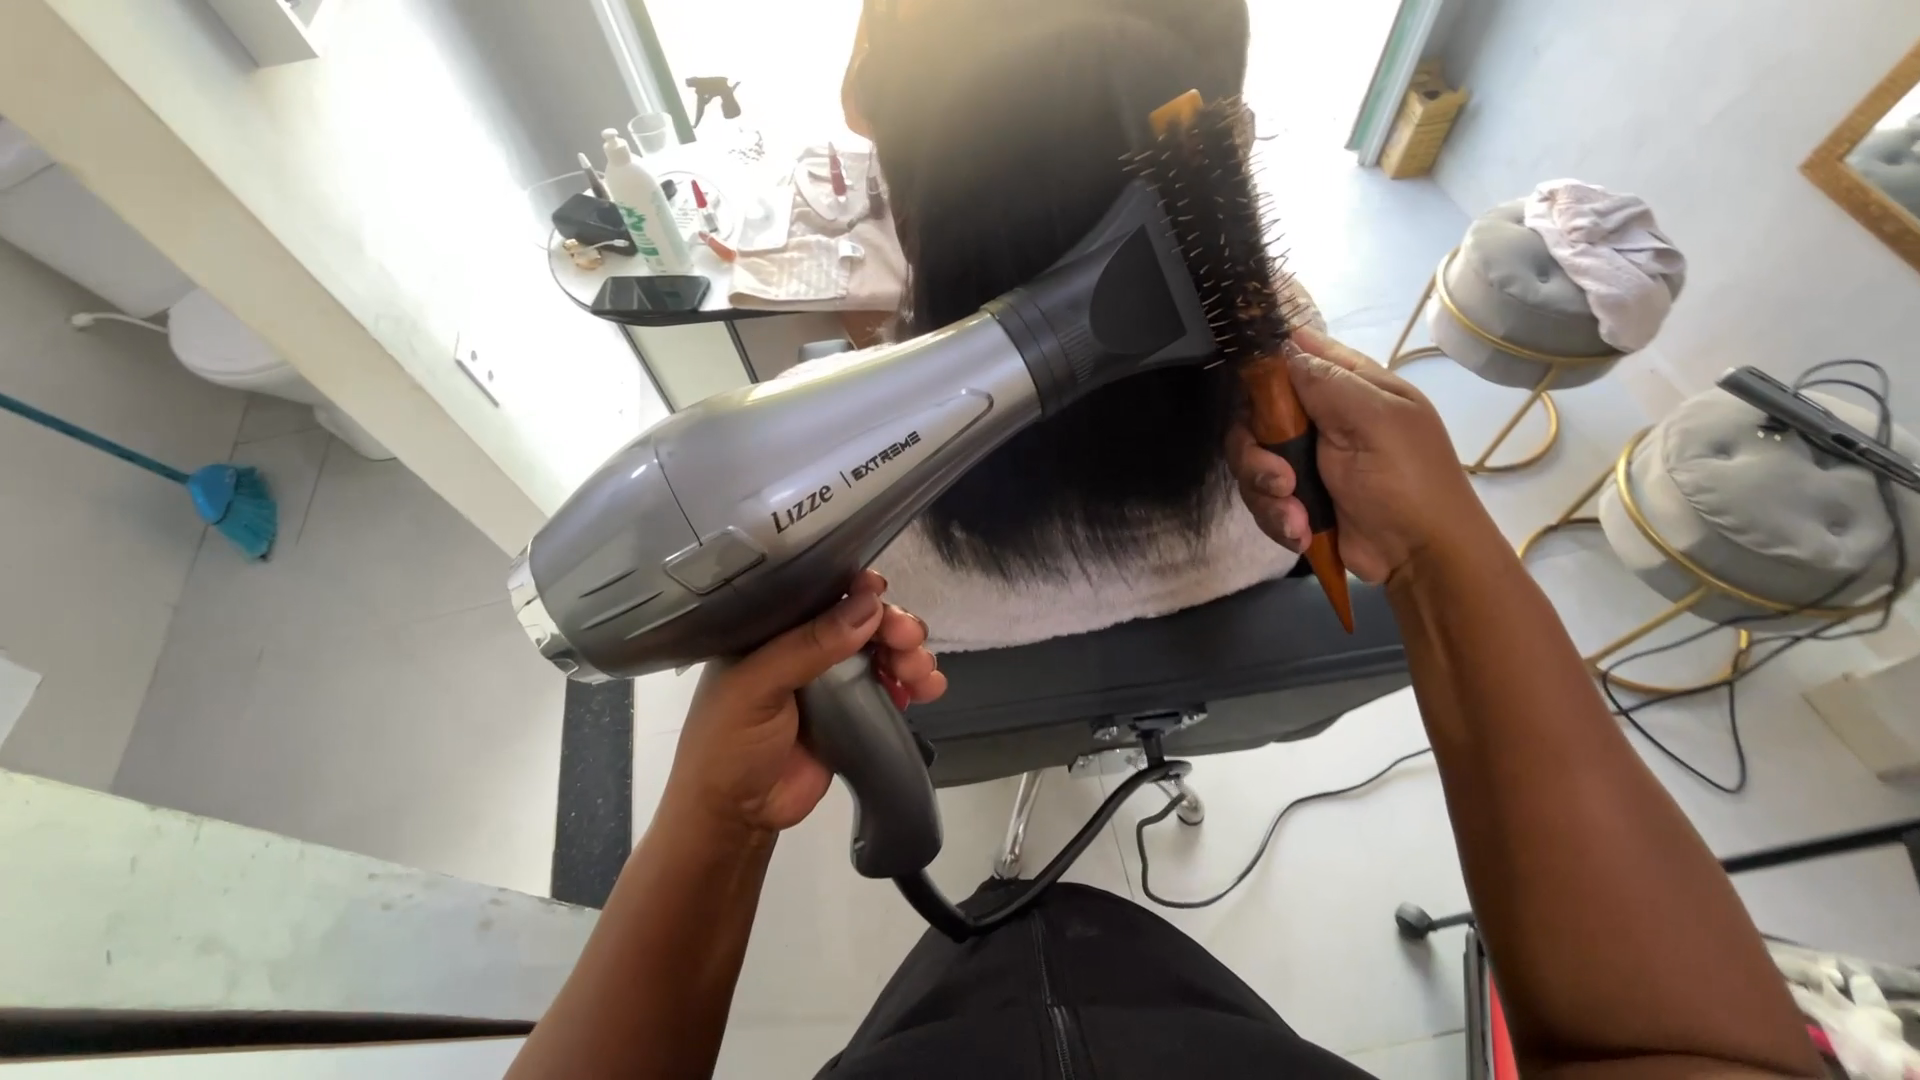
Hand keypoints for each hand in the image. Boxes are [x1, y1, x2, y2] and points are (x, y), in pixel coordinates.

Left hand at [665, 570, 945, 835]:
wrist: (736, 818)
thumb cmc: (728, 744)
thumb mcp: (758, 687)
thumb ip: (809, 646)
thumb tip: (869, 606)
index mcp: (771, 633)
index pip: (818, 596)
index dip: (853, 590)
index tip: (881, 590)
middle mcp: (803, 650)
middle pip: (859, 622)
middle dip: (892, 625)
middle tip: (910, 638)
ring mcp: (831, 683)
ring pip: (881, 653)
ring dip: (908, 655)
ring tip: (922, 672)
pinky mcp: (853, 713)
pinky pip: (889, 688)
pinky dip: (913, 684)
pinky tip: (928, 689)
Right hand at [1226, 327, 1496, 583]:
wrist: (1418, 555)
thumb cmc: (1406, 480)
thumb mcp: (1375, 420)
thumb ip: (1327, 382)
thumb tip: (1284, 345)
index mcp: (1348, 386)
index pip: (1295, 353)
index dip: (1264, 366)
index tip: (1252, 397)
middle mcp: (1320, 417)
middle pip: (1254, 415)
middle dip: (1255, 453)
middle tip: (1280, 480)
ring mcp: (1304, 458)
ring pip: (1250, 461)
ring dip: (1267, 495)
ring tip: (1297, 518)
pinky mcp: (1294, 496)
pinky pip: (1260, 497)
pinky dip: (1277, 518)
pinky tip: (1301, 532)